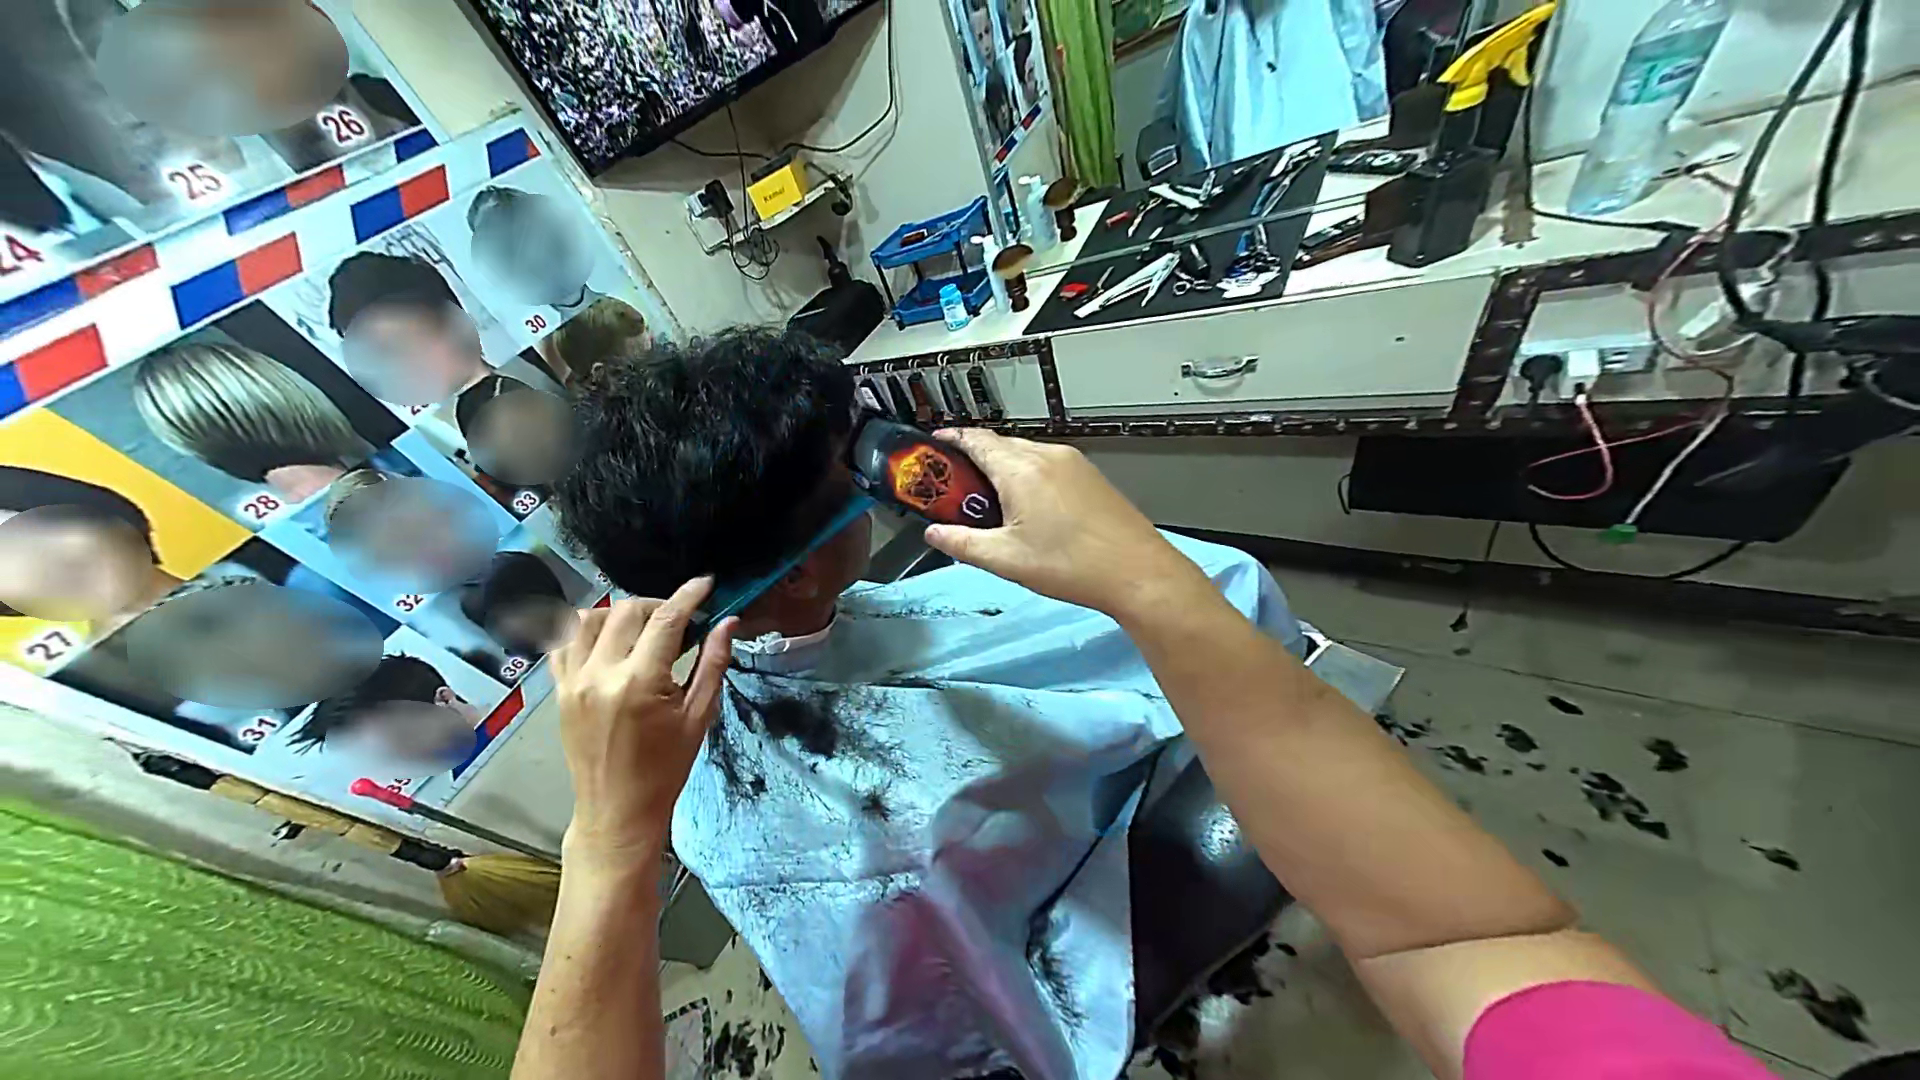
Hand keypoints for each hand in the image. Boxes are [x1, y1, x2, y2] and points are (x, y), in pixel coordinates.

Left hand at [550, 580, 736, 867]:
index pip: (666, 619)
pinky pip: (564, 642)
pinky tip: (610, 638)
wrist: (617, 810)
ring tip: (646, 628)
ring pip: (590, 617)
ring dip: (622, 613)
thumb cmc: (667, 766)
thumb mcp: (700, 715)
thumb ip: (713, 662)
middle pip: (627, 610)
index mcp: (639, 683)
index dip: (689, 595)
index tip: (706, 583)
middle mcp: (600, 674)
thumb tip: (728, 621)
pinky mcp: (559, 690)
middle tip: (682, 620)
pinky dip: (587, 629)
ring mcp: (572, 681)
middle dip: (660, 605)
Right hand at [922, 429, 1208, 619]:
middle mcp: (1048, 456)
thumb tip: (935, 533)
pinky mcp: (1090, 476)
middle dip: (974, 460)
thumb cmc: (1072, 565)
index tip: (933, 447)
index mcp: (1022, 469)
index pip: (976, 439)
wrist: (1138, 572)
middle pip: (1000, 445)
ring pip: (1025, 455)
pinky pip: (1048, 465)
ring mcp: (1073, 463)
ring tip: (990, 503)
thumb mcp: (1006, 559)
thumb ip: (962, 543)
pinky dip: (1027, 476)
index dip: (950, 440)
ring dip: (1002, 469)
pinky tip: (1027, 507)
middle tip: (956, 489)